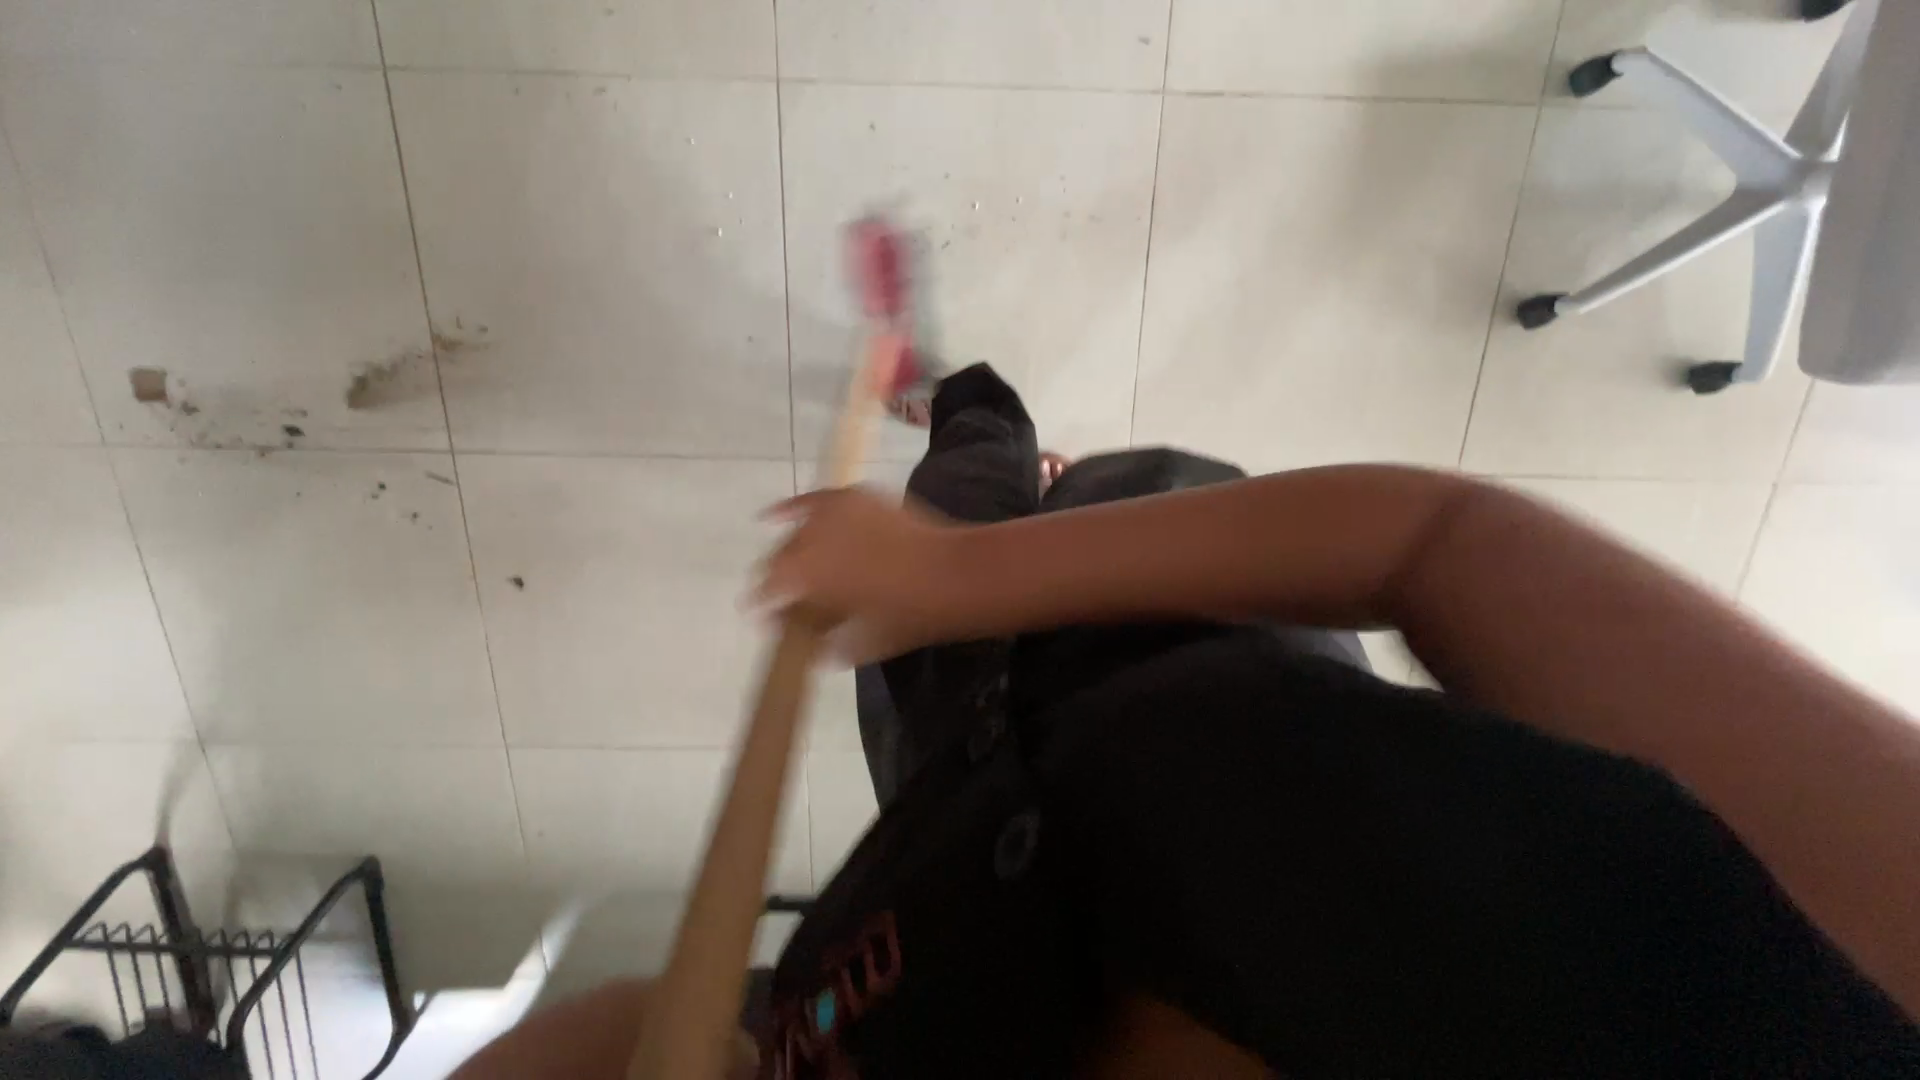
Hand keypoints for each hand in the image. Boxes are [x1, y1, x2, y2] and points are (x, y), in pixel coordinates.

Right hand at [754, 486, 965, 663]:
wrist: (952, 574)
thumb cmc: (908, 615)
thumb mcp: (862, 643)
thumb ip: (828, 645)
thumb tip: (812, 649)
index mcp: (804, 578)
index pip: (768, 590)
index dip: (763, 606)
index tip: (763, 618)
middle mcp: (808, 541)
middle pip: (780, 558)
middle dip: (777, 577)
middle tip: (783, 594)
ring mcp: (832, 514)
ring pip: (797, 530)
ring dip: (791, 547)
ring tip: (789, 561)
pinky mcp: (853, 496)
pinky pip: (816, 500)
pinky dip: (795, 507)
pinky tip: (775, 514)